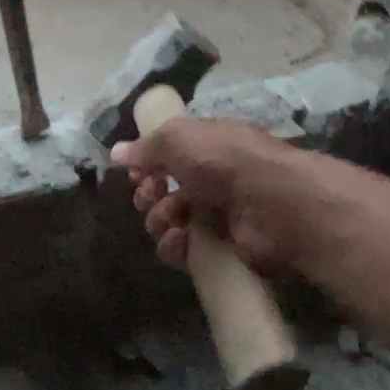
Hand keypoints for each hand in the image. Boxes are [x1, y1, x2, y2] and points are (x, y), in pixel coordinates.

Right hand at [112, 118, 310, 275]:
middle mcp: (210, 179)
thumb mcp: (178, 138)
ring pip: (167, 222)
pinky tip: (182, 239)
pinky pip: (181, 251)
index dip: (145, 164)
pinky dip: (175, 246)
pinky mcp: (218, 249)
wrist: (272, 204)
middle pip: (161, 191)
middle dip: (148, 195)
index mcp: (205, 147)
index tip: (136, 171)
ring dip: (160, 220)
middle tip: (154, 195)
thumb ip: (146, 147)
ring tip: (174, 219)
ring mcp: (215, 215)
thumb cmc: (224, 160)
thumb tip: (117, 152)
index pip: (166, 157)